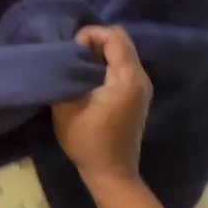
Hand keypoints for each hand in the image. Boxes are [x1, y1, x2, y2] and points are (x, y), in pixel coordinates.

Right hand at [50, 25, 151, 186]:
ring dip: (99, 53)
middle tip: (73, 55)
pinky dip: (105, 63)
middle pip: (121, 41)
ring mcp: (141, 87)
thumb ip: (66, 74)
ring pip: (122, 52)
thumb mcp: (66, 105)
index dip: (90, 34)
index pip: (114, 36)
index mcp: (127, 78)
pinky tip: (88, 78)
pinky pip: (123, 65)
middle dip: (95, 41)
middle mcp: (140, 78)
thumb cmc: (88, 140)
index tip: (71, 51)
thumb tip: (66, 54)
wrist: (112, 173)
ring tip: (77, 66)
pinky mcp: (137, 95)